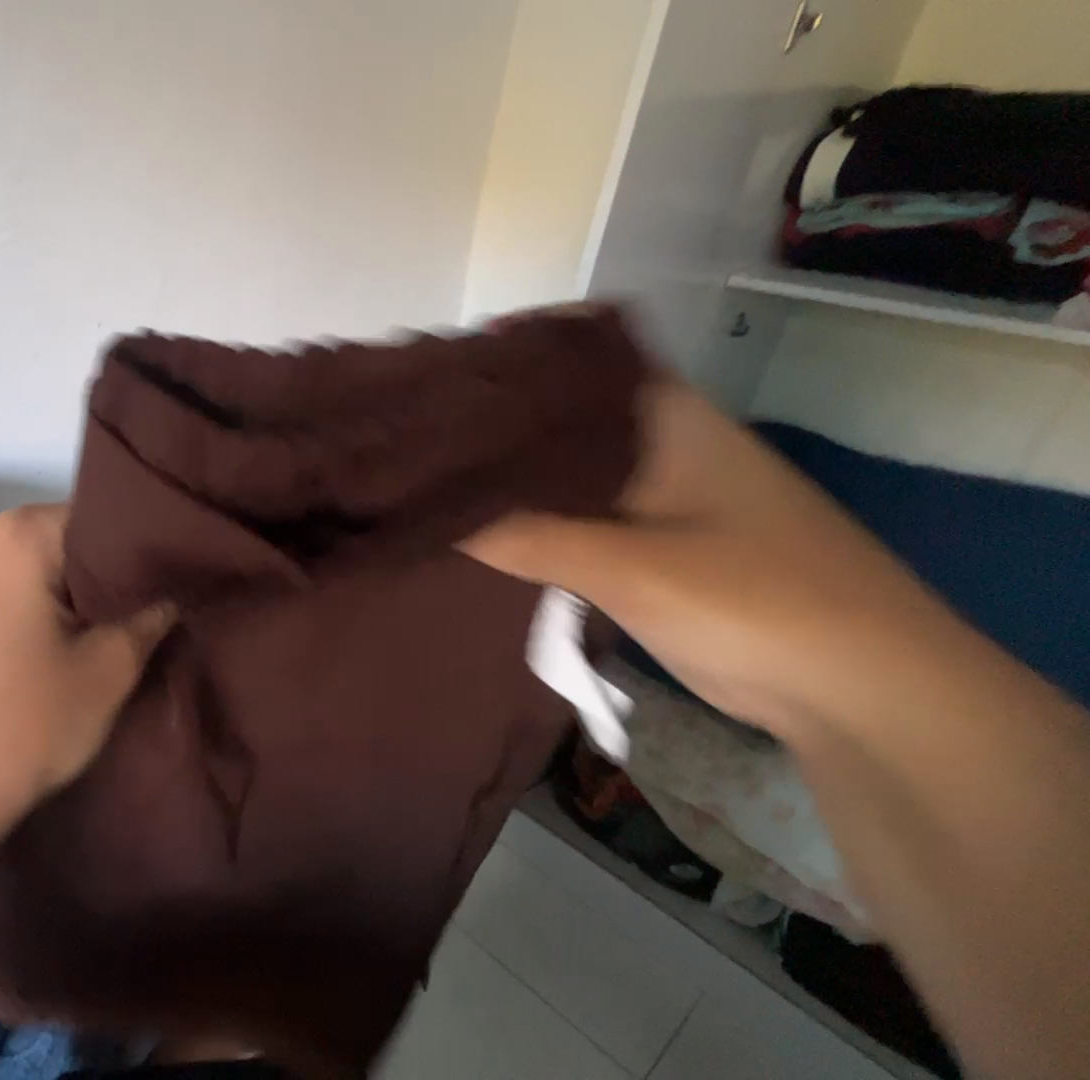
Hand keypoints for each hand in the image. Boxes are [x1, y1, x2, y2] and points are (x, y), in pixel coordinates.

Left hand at [0, 503, 176, 807]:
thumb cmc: (21, 725)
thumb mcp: (107, 672)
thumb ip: (151, 619)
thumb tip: (177, 594)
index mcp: (23, 532)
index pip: (111, 519)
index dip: (153, 554)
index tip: (186, 583)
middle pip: (77, 541)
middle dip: (119, 576)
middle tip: (163, 610)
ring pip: (48, 568)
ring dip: (84, 597)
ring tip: (124, 630)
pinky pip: (19, 589)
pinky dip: (50, 610)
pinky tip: (73, 644)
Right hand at [458, 344, 951, 737]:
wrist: (864, 689)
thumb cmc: (754, 602)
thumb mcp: (626, 567)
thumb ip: (523, 535)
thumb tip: (430, 514)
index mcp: (665, 416)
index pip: (574, 359)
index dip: (507, 359)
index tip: (436, 376)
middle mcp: (659, 440)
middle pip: (561, 414)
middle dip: (495, 423)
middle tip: (417, 434)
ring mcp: (660, 493)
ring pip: (567, 468)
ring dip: (513, 475)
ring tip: (435, 475)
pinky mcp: (656, 542)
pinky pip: (578, 515)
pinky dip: (534, 517)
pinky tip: (485, 528)